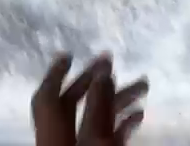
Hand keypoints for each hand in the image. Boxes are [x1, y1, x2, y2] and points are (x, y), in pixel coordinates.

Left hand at [32, 54, 146, 145]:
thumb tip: (103, 72)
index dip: (56, 73)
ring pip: (93, 117)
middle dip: (95, 79)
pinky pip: (103, 134)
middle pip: (71, 103)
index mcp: (51, 135)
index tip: (71, 53)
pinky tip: (137, 114)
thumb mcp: (96, 139)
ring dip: (118, 98)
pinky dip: (120, 122)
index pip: (46, 98)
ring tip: (142, 86)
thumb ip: (98, 107)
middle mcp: (58, 139)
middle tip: (113, 60)